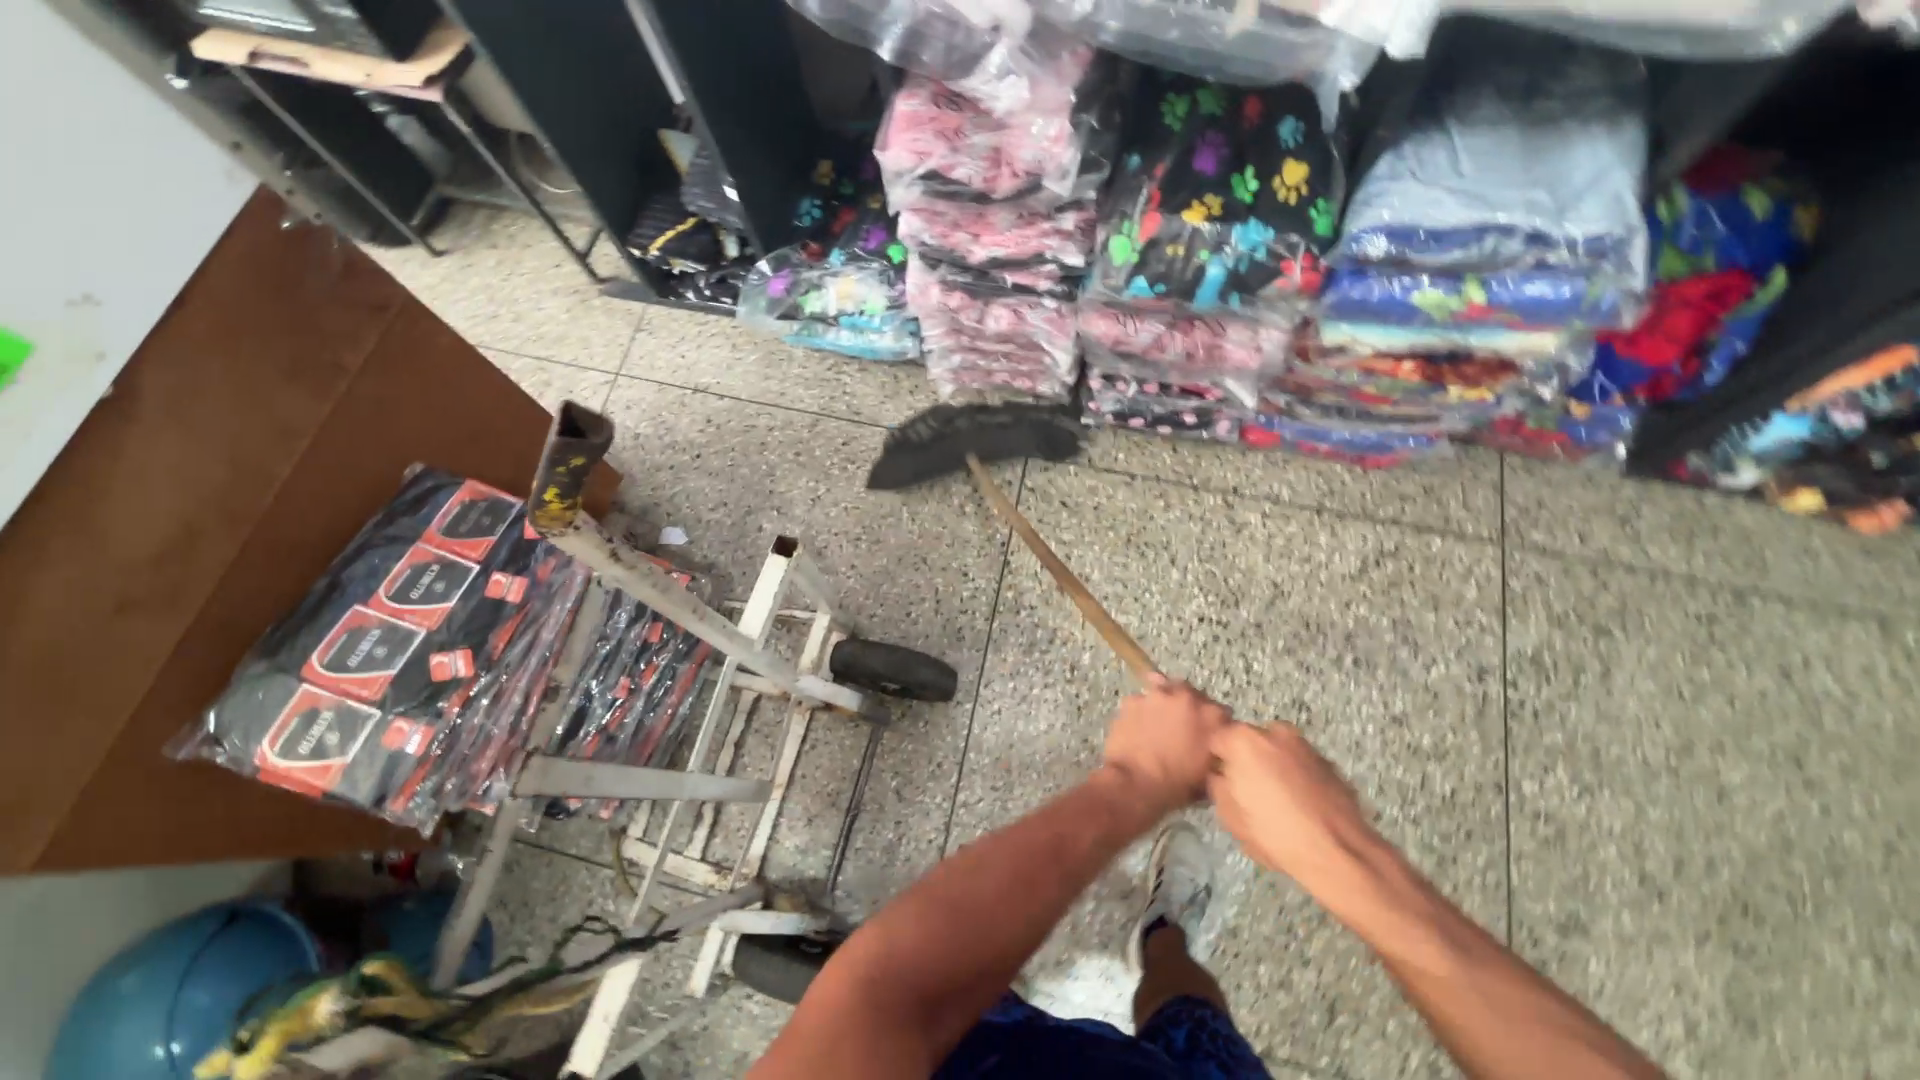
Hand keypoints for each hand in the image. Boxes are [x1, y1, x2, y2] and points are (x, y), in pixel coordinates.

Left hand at [1101, 676, 1231, 816]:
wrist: (1136, 783)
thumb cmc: (1176, 785)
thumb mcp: (1208, 773)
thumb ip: (1215, 752)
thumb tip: (1214, 749)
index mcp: (1213, 717)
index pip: (1221, 712)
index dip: (1213, 724)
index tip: (1205, 734)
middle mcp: (1188, 699)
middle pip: (1192, 694)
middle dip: (1188, 707)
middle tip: (1179, 726)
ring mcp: (1158, 696)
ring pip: (1163, 691)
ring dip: (1163, 705)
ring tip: (1156, 725)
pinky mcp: (1133, 700)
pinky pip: (1139, 702)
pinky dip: (1140, 712)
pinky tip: (1137, 728)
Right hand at [1208, 721, 1380, 893]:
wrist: (1337, 851)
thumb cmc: (1274, 833)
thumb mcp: (1229, 816)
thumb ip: (1217, 786)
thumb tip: (1221, 776)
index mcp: (1244, 740)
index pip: (1216, 738)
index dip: (1214, 760)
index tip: (1219, 780)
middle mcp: (1275, 732)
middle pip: (1249, 742)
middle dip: (1245, 761)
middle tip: (1247, 792)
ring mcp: (1305, 745)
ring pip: (1276, 752)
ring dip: (1272, 768)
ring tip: (1277, 802)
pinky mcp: (1328, 762)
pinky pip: (1299, 764)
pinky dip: (1295, 777)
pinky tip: (1299, 806)